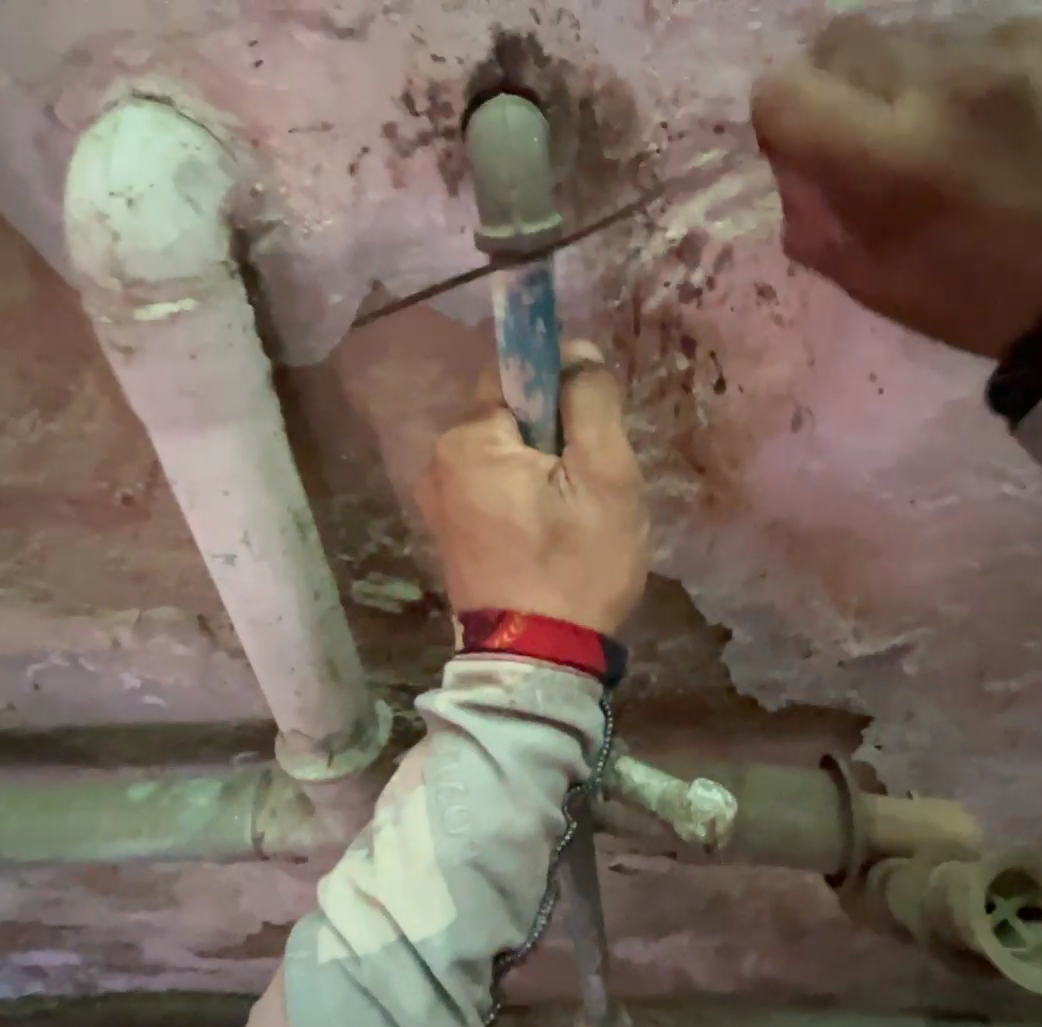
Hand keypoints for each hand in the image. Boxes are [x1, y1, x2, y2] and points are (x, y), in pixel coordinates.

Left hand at [415, 342, 648, 635]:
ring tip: (571, 512)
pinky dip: (520, 494)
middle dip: (551, 432)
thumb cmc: (576, 565)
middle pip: (506, 415)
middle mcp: (437, 462)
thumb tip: (577, 352)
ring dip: (539, 466)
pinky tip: (546, 530)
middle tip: (589, 478)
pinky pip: (488, 486)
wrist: (536, 659)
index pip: (513, 371)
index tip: (592, 419)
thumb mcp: (605, 476)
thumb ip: (591, 401)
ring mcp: (437, 501)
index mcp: (468, 440)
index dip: (559, 383)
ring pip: (501, 453)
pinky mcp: (446, 532)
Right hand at [750, 15, 1041, 356]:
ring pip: (924, 37)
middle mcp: (944, 77)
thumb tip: (799, 177)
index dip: (783, 120)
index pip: (783, 91)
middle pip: (844, 41)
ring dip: (923, 83)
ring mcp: (1019, 41)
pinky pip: (1002, 39)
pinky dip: (994, 78)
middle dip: (845, 90)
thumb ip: (819, 227)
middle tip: (884, 141)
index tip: (810, 150)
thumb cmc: (998, 300)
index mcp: (889, 157)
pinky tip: (1035, 125)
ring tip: (976, 140)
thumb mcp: (884, 289)